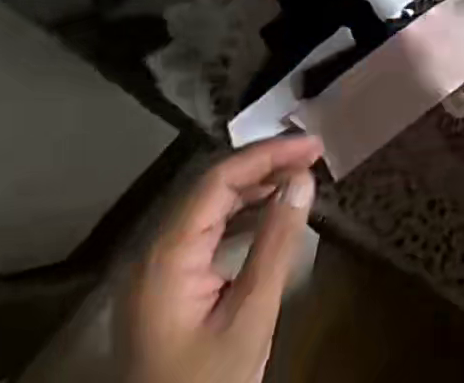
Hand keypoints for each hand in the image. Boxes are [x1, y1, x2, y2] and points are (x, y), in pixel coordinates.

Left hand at [121, 135, 321, 382]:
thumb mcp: (250, 319)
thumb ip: (275, 244)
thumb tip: (302, 180)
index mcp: (166, 252)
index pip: (218, 179)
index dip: (267, 155)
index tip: (311, 146)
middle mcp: (152, 246)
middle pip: (208, 185)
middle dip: (261, 164)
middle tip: (309, 154)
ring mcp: (154, 264)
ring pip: (205, 204)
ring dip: (251, 186)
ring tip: (297, 175)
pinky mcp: (162, 280)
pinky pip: (201, 229)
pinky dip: (236, 214)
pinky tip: (268, 210)